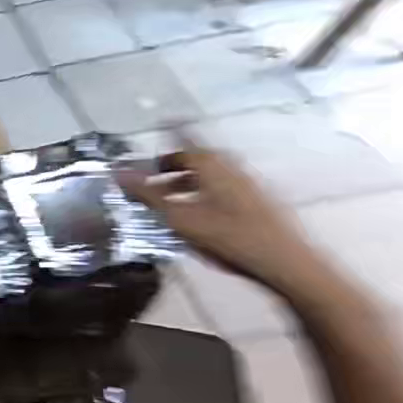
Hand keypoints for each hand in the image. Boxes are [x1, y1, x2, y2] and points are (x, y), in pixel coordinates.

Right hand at [118, 130, 333, 297]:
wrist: (285, 263)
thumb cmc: (227, 236)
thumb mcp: (178, 217)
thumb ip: (146, 194)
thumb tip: (116, 172)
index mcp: (212, 164)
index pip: (183, 141)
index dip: (166, 139)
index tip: (152, 141)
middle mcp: (231, 167)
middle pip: (197, 159)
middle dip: (172, 166)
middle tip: (151, 179)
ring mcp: (248, 184)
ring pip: (209, 176)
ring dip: (186, 183)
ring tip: (167, 202)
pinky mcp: (258, 203)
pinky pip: (221, 189)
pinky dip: (202, 194)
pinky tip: (195, 216)